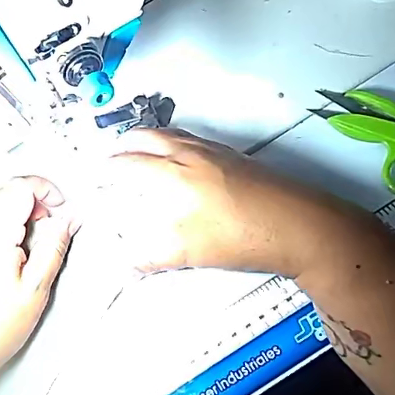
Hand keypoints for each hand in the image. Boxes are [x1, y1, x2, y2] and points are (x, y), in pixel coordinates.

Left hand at [0, 176, 74, 380]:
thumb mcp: (36, 288)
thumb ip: (54, 245)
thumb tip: (69, 219)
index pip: (21, 186)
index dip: (48, 191)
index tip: (61, 209)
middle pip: (8, 191)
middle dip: (36, 204)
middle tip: (50, 232)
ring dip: (20, 216)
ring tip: (30, 250)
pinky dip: (4, 227)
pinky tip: (11, 255)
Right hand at [81, 128, 372, 278]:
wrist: (298, 223)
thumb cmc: (242, 238)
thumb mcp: (191, 253)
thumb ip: (151, 256)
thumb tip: (125, 261)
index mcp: (174, 176)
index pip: (129, 165)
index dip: (108, 172)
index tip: (96, 179)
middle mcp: (190, 155)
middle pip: (147, 138)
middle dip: (123, 146)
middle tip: (111, 160)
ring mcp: (213, 151)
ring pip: (170, 134)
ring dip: (147, 139)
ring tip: (138, 152)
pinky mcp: (232, 155)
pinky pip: (190, 138)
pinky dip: (172, 140)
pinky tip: (180, 158)